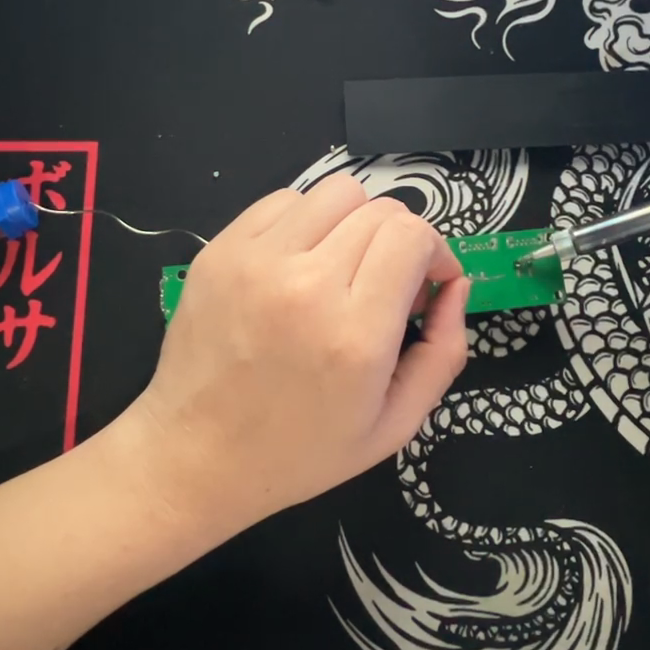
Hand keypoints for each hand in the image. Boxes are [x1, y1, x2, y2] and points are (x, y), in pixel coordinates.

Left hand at [119, 175, 470, 532]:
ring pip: (336, 193)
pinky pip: (285, 201)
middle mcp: (306, 284)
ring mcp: (256, 260)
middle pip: (381, 210)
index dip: (434, 251)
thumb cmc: (300, 452)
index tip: (426, 284)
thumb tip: (455, 284)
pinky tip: (298, 265)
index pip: (412, 235)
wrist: (194, 456)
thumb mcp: (395, 424)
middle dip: (400, 241)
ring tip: (341, 269)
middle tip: (386, 286)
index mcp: (355, 334)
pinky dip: (306, 223)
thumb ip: (444, 352)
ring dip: (354, 224)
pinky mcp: (221, 250)